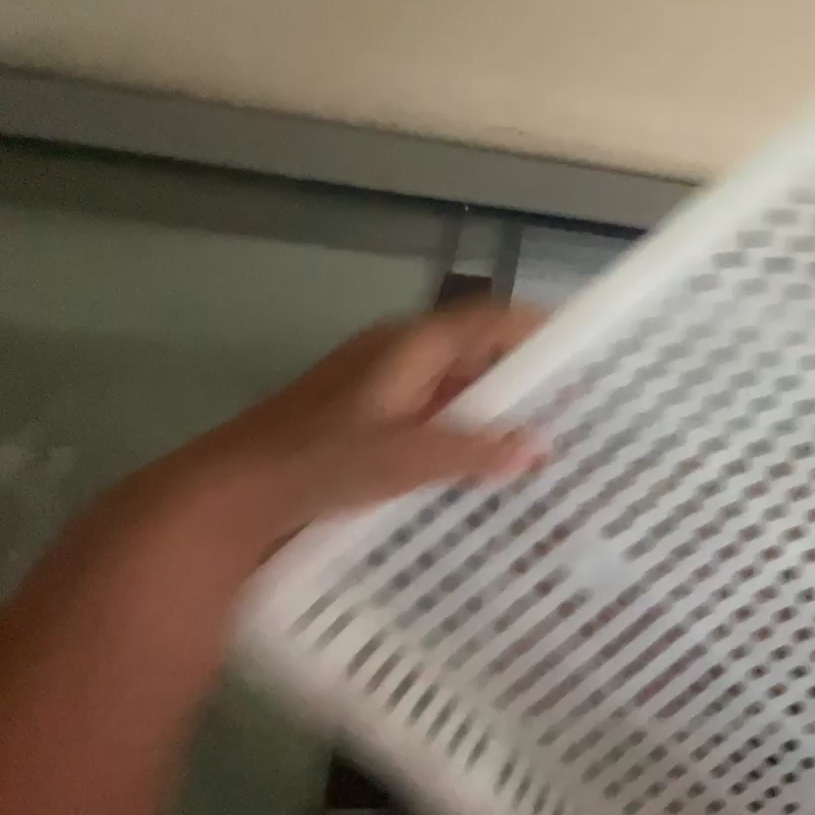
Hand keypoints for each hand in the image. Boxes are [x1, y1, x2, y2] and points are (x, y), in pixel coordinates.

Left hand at [96, 301, 546, 565]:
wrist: (232, 493)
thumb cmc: (321, 460)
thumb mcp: (408, 456)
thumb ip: (476, 449)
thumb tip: (540, 445)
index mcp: (411, 345)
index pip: (490, 320)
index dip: (537, 330)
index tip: (582, 352)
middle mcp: (400, 354)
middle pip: (478, 351)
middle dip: (526, 375)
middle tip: (573, 403)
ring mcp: (383, 386)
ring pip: (458, 384)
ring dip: (498, 406)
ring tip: (542, 435)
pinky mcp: (371, 418)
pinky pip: (438, 412)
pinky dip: (468, 428)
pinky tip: (488, 463)